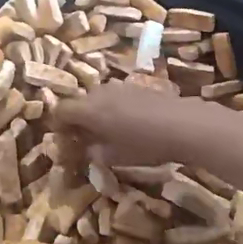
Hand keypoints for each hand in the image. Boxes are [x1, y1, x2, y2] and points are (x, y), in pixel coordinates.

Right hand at [55, 80, 229, 166]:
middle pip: (80, 103)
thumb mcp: (113, 157)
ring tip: (110, 134)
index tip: (66, 142)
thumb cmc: (144, 144)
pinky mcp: (137, 87)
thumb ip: (93, 152)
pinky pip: (116, 97)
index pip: (60, 110)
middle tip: (87, 141)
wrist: (184, 125)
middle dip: (79, 121)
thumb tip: (86, 149)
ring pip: (98, 99)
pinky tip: (130, 125)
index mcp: (88, 109)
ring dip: (97, 114)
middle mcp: (100, 92)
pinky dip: (114, 109)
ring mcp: (120, 86)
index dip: (59, 126)